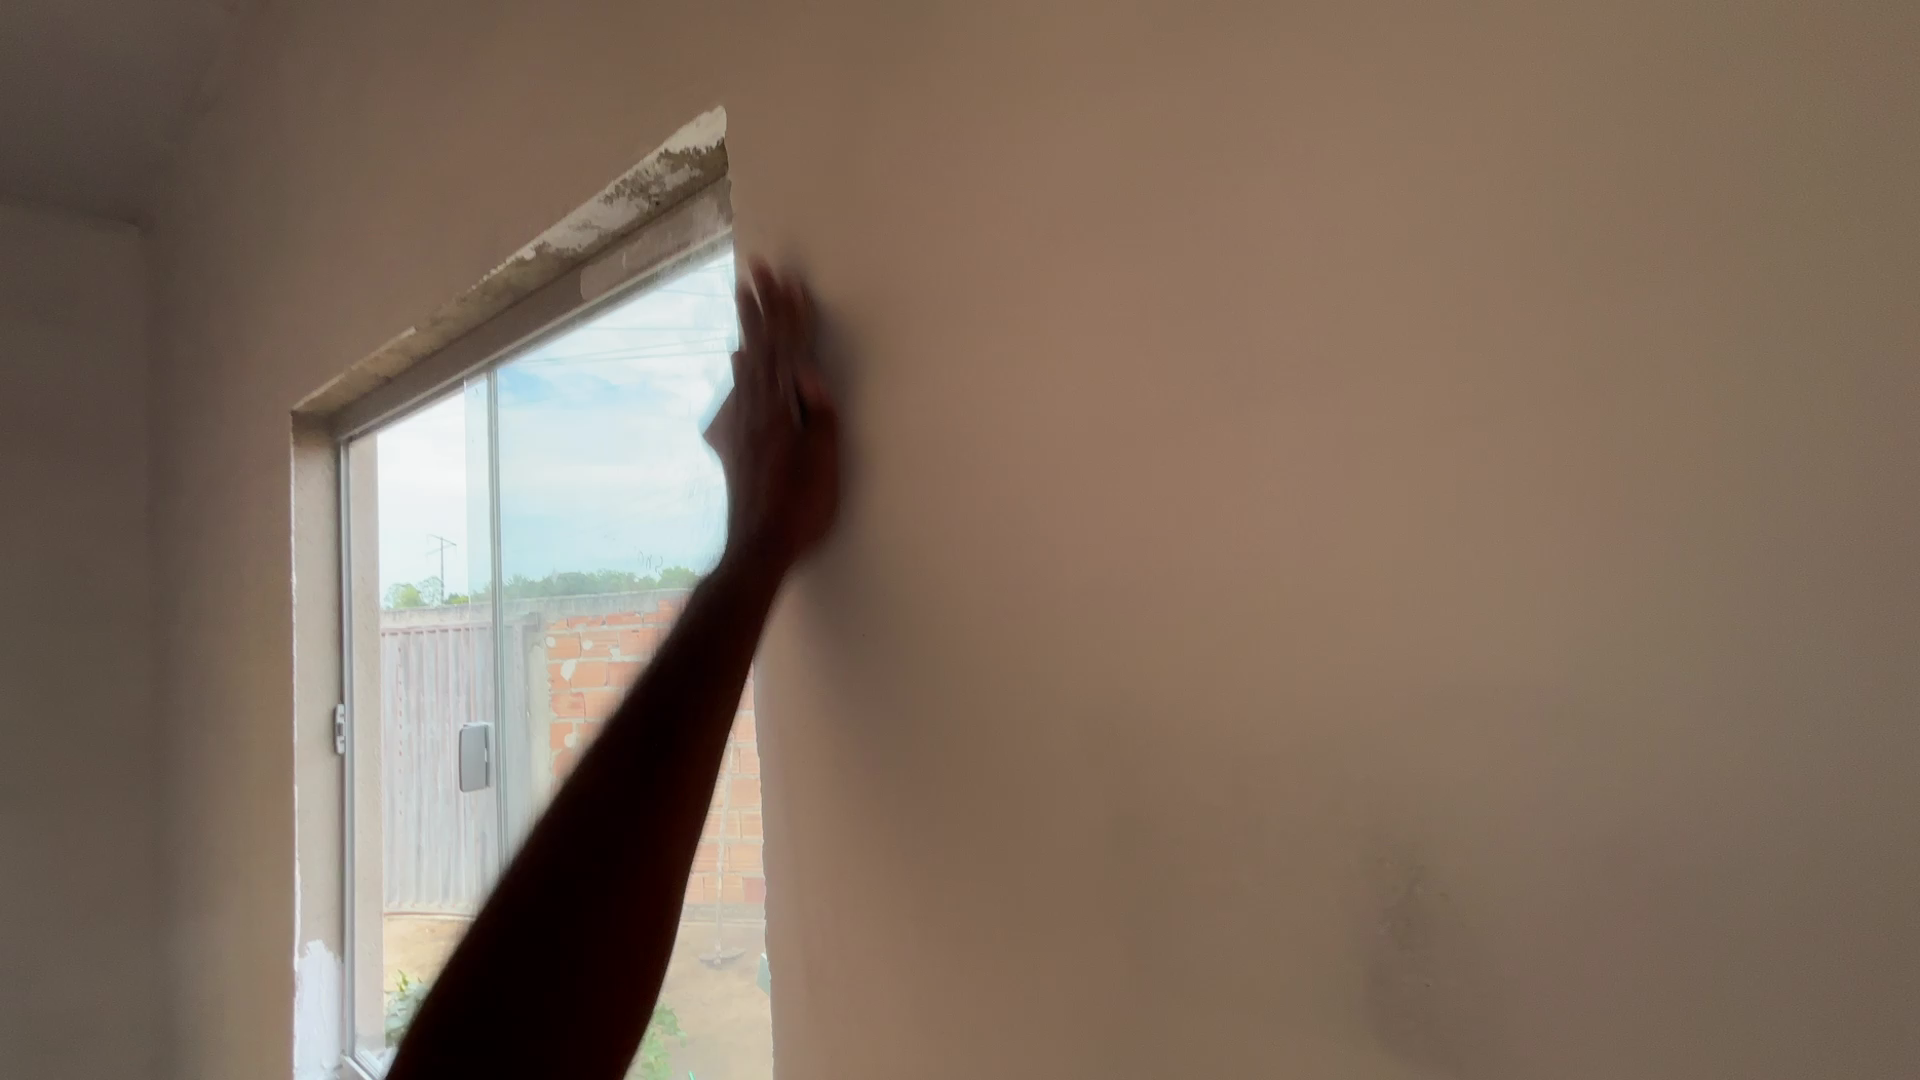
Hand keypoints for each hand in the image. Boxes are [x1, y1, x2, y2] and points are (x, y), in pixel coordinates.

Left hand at [704, 260, 841, 572]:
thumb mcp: (823, 463)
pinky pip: (737, 393)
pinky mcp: (735, 442)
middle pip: (760, 349)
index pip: (788, 352)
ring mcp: (741, 425)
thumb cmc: (801, 507)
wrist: (759, 545)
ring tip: (744, 298)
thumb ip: (819, 417)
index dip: (791, 316)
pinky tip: (735, 360)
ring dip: (749, 329)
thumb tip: (808, 375)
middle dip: (762, 308)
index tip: (790, 280)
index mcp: (782, 411)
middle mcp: (756, 410)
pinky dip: (739, 369)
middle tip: (758, 270)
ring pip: (746, 366)